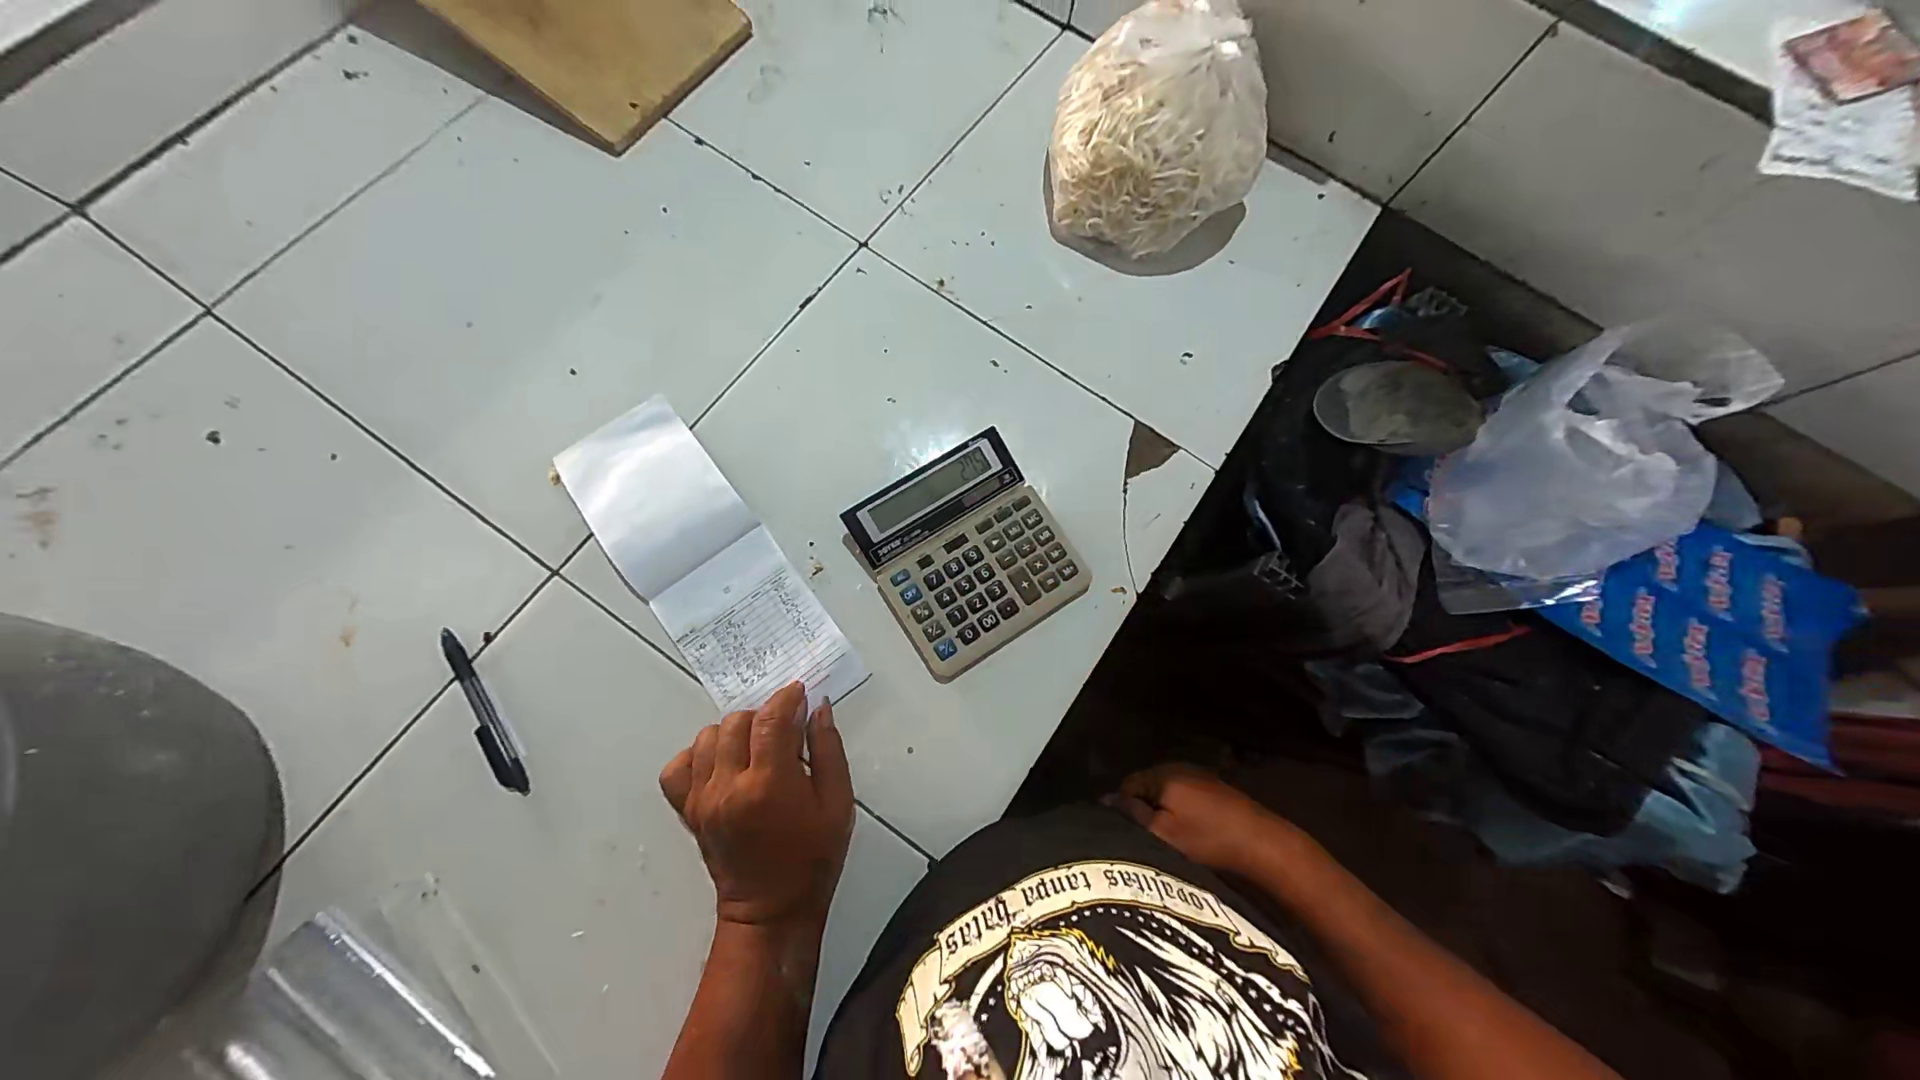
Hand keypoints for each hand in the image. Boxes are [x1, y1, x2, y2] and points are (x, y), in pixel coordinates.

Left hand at [660, 683, 853, 926]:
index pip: (771, 719)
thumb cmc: (812, 859)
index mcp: (770, 785)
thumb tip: (817, 710)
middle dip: (764, 715)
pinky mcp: (688, 811)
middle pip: (737, 722)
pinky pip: (678, 767)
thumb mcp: (838, 803)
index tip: (799, 693)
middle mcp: (729, 787)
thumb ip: (828, 750)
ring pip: (707, 737)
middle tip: (784, 728)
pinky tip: (722, 761)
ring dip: (734, 731)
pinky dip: (698, 754)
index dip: (787, 698)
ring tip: (755, 746)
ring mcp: (703, 799)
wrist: (771, 910)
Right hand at [1107, 764, 1296, 875]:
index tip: (1132, 834)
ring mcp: (1198, 773)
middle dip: (1143, 807)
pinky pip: (1184, 792)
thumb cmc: (1208, 840)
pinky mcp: (1214, 784)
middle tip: (1151, 837)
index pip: (1126, 786)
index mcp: (1162, 774)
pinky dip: (1181, 807)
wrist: (1262, 843)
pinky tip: (1191, 828)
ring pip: (1165, 790)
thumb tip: (1105, 799)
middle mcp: (1177, 766)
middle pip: (1145, 785)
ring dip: (1163, 809)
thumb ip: (1132, 813)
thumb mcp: (1163, 833)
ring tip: (1171, 836)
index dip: (1124, 810)